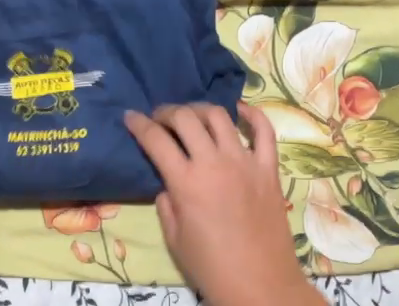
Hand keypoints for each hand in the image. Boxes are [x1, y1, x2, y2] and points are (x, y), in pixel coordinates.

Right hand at [124, 104, 321, 305]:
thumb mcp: (175, 240)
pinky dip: (252, 115)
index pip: (156, 139)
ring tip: (192, 117)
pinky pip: (264, 131)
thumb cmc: (213, 269)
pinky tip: (239, 111)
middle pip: (185, 117)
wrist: (262, 288)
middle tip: (159, 119)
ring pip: (219, 116)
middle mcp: (214, 163)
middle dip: (166, 112)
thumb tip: (168, 182)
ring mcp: (245, 162)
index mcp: (187, 183)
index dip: (139, 124)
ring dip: (200, 110)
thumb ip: (166, 204)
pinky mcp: (268, 169)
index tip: (130, 116)